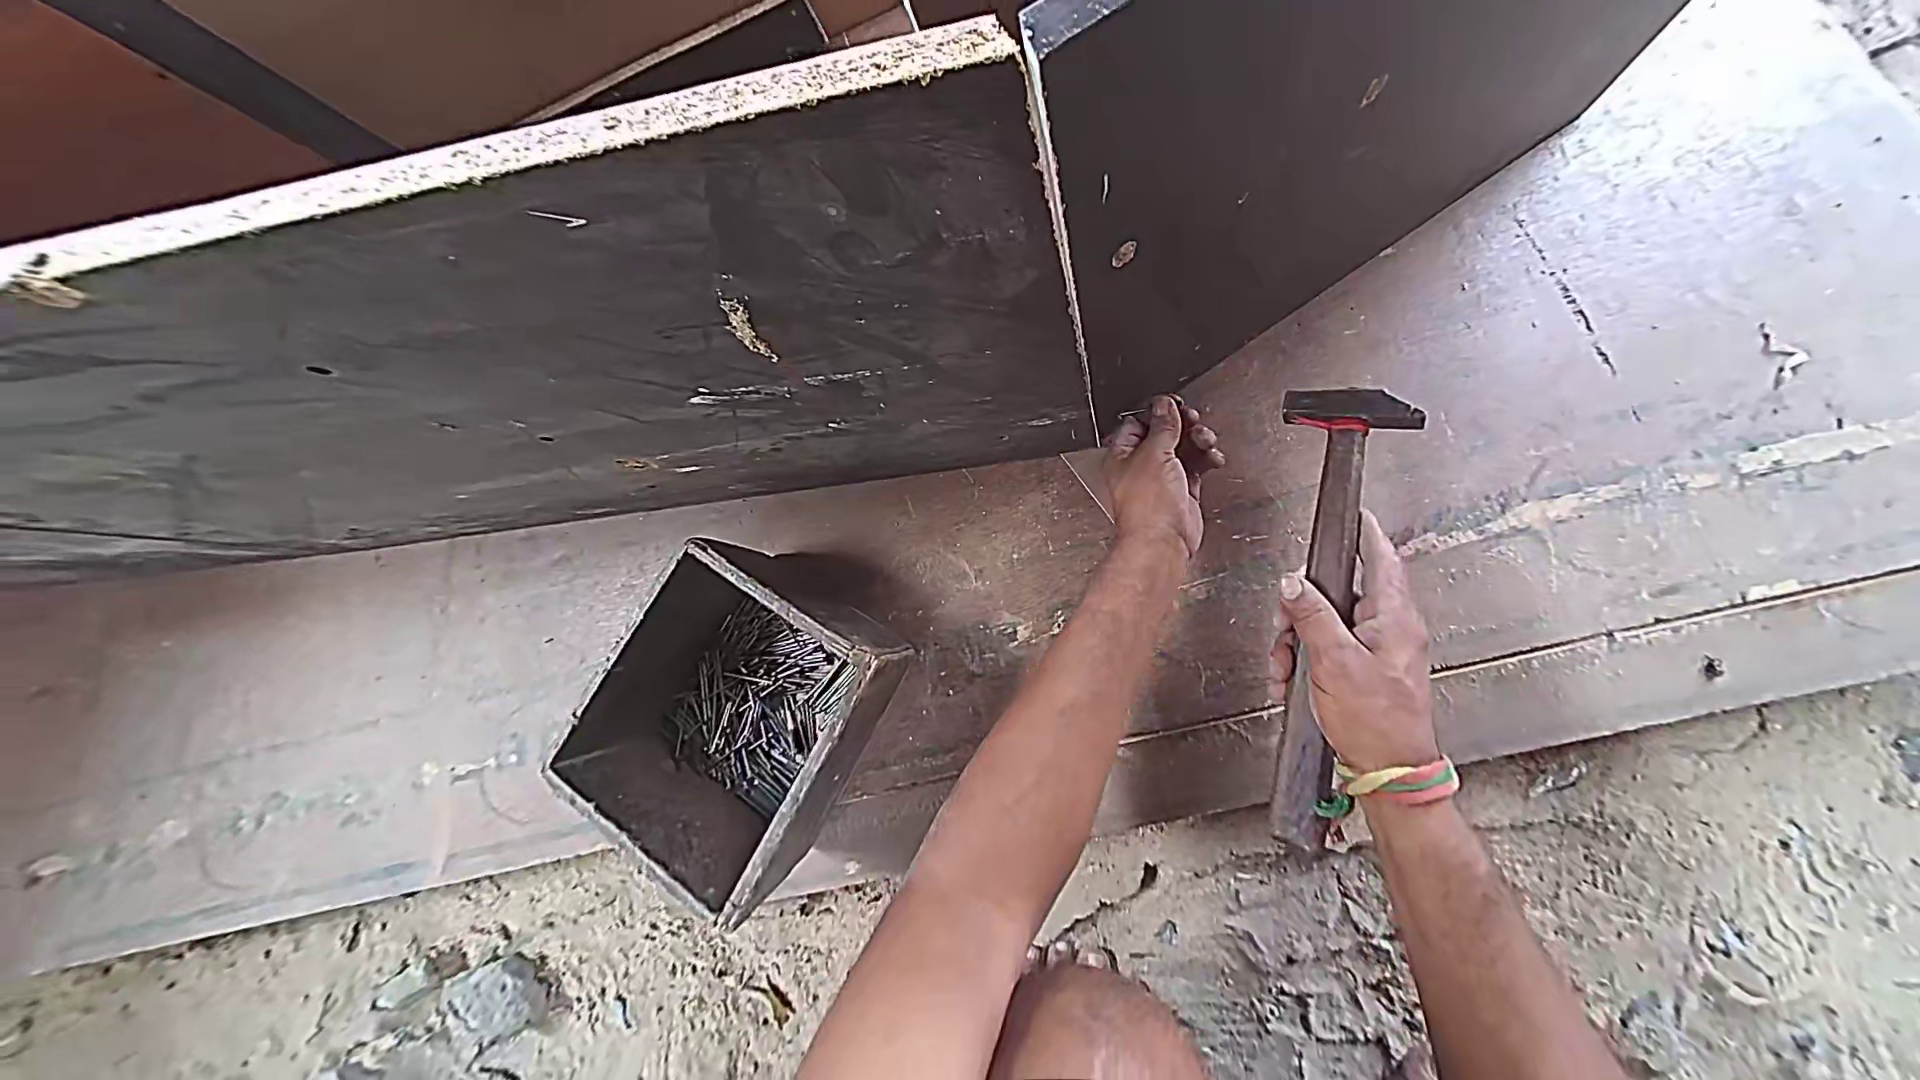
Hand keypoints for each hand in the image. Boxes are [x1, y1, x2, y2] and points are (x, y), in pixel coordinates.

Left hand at [1104, 395, 1225, 558]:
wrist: (1163, 540)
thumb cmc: (1147, 505)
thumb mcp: (1154, 453)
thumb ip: (1163, 426)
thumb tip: (1164, 405)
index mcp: (1122, 455)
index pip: (1137, 423)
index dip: (1156, 412)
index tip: (1174, 405)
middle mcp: (1139, 466)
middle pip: (1163, 434)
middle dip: (1181, 425)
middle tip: (1193, 421)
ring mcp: (1161, 479)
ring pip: (1182, 448)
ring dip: (1197, 441)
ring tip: (1205, 441)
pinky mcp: (1181, 490)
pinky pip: (1196, 467)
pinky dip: (1206, 459)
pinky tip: (1212, 458)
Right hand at [1269, 510, 1438, 770]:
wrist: (1388, 769)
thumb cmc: (1376, 721)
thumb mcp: (1334, 661)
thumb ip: (1312, 616)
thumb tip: (1293, 582)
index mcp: (1393, 619)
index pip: (1382, 561)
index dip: (1368, 535)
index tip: (1357, 514)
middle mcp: (1389, 629)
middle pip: (1338, 593)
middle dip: (1301, 609)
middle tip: (1283, 627)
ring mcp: (1376, 648)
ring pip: (1324, 622)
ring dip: (1295, 640)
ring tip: (1284, 665)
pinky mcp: (1363, 667)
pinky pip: (1325, 646)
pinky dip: (1303, 658)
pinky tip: (1292, 678)